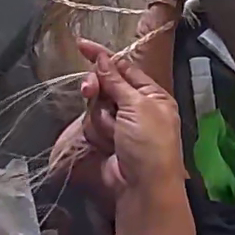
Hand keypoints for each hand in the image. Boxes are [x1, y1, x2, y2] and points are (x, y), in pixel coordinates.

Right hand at [50, 0, 184, 204]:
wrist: (142, 188)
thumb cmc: (149, 143)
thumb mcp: (136, 106)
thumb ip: (115, 81)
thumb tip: (102, 58)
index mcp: (152, 95)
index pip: (124, 68)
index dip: (103, 57)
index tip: (81, 45)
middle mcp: (137, 107)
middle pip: (105, 85)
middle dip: (97, 89)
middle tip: (89, 91)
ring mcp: (120, 125)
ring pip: (96, 105)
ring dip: (100, 117)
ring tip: (111, 133)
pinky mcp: (106, 140)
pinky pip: (93, 124)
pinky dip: (97, 131)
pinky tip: (106, 143)